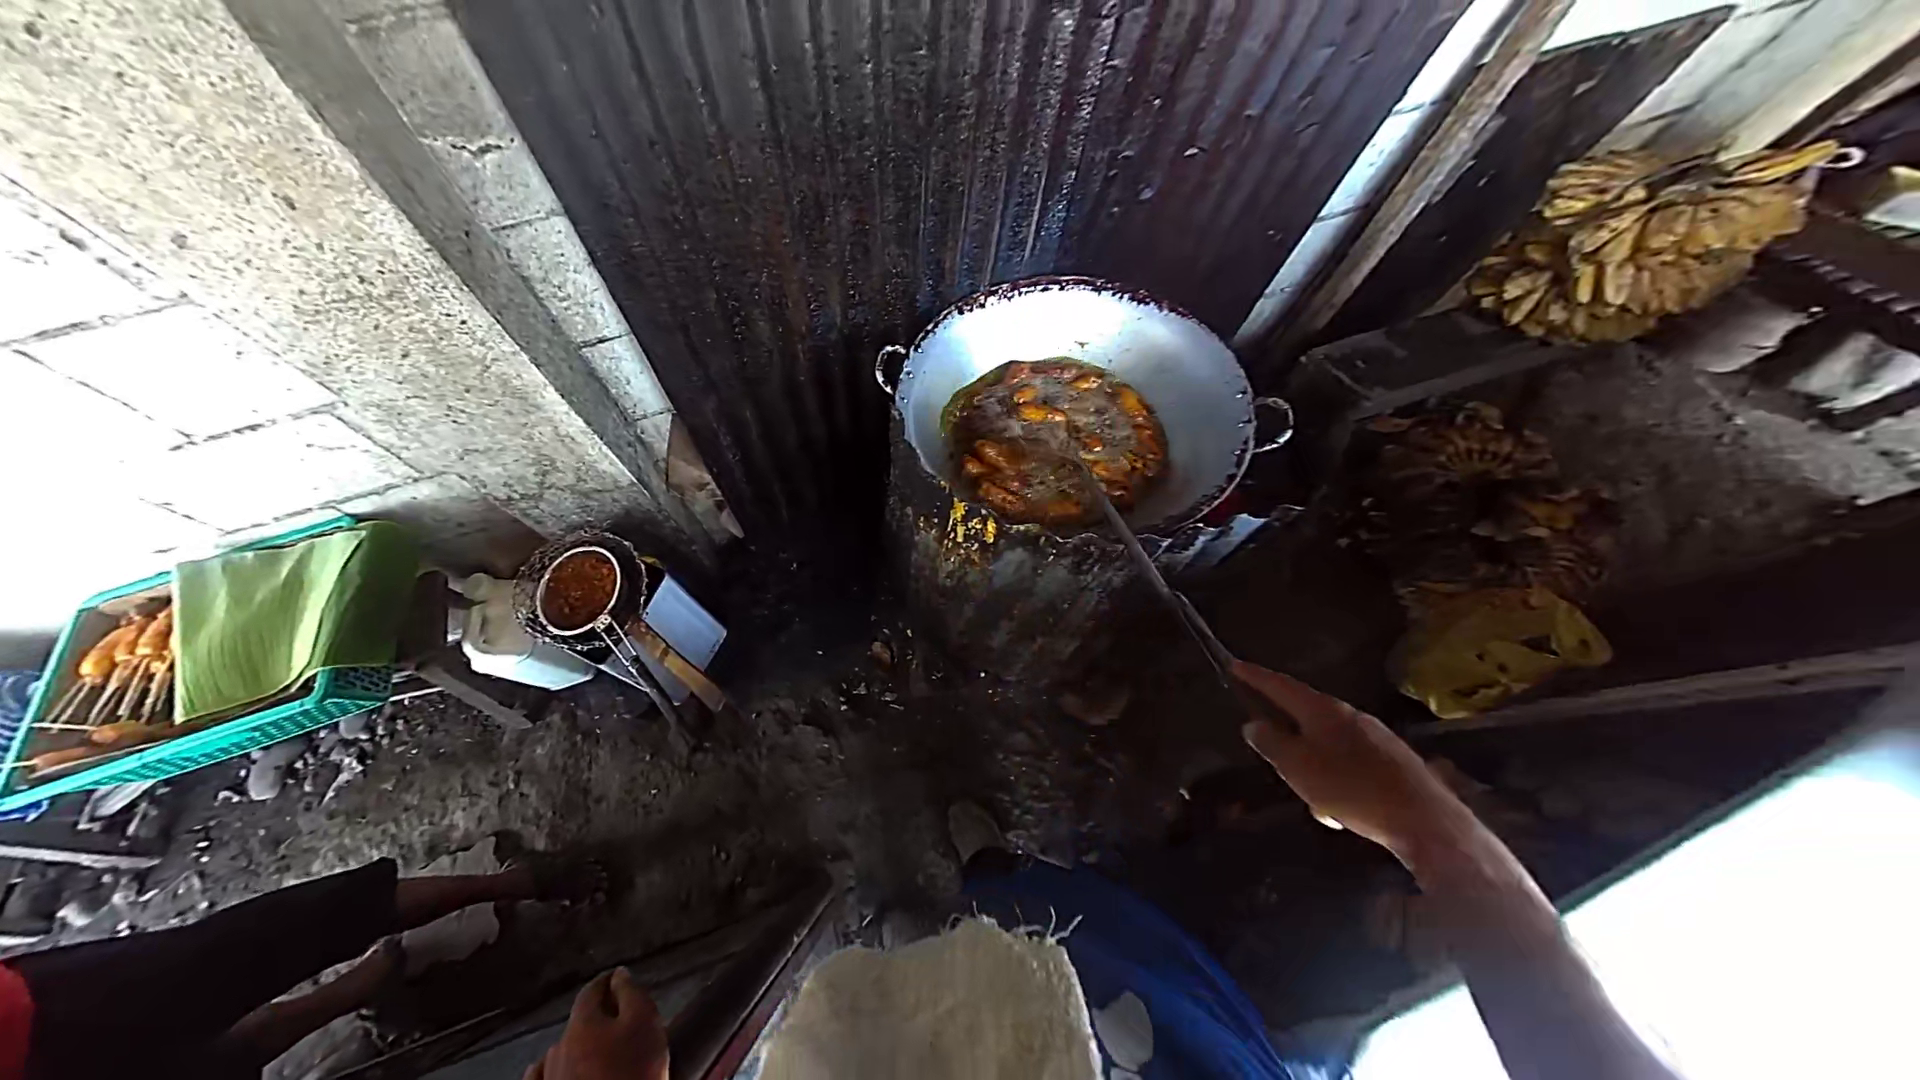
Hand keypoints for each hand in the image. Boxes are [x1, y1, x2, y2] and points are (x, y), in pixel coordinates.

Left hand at [525, 967, 667, 1079]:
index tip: (620, 976)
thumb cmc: (635, 1070)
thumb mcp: (644, 1021)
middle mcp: (557, 1049)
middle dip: (597, 1013)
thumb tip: (618, 976)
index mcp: (582, 1024)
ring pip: (561, 1049)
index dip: (607, 980)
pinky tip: (550, 1069)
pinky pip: (537, 1078)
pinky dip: (547, 1068)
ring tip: (600, 1044)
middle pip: (578, 1020)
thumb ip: (631, 992)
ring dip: (579, 1041)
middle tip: (620, 1014)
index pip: (591, 990)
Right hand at [1234, 661, 1480, 867]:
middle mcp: (1349, 714)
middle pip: (1304, 711)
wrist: (1426, 821)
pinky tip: (1338, 809)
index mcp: (1322, 709)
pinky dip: (1333, 777)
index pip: (1280, 684)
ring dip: (1310, 762)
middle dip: (1283, 725)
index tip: (1234, 665)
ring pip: (1326, 741)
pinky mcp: (1391, 760)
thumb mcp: (1297, 767)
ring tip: (1308, 795)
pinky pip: (1348, 760)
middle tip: (1264, 737)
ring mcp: (1374, 736)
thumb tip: (1254, 724)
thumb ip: (1271, 743)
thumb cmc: (1351, 788)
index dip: (1255, 676)